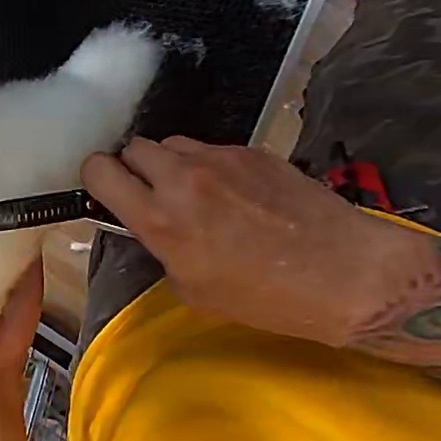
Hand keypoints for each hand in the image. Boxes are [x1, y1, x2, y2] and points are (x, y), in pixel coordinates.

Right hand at [81, 137, 426, 345]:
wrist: (341, 272)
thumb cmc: (265, 297)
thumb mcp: (194, 289)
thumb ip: (162, 248)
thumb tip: (156, 225)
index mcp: (162, 220)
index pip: (101, 170)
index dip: (99, 177)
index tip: (109, 189)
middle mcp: (183, 179)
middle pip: (134, 146)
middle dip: (137, 168)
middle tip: (157, 193)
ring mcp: (220, 158)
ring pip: (174, 142)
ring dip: (175, 164)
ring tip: (200, 192)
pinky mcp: (251, 149)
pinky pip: (213, 149)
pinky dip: (213, 166)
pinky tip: (239, 193)